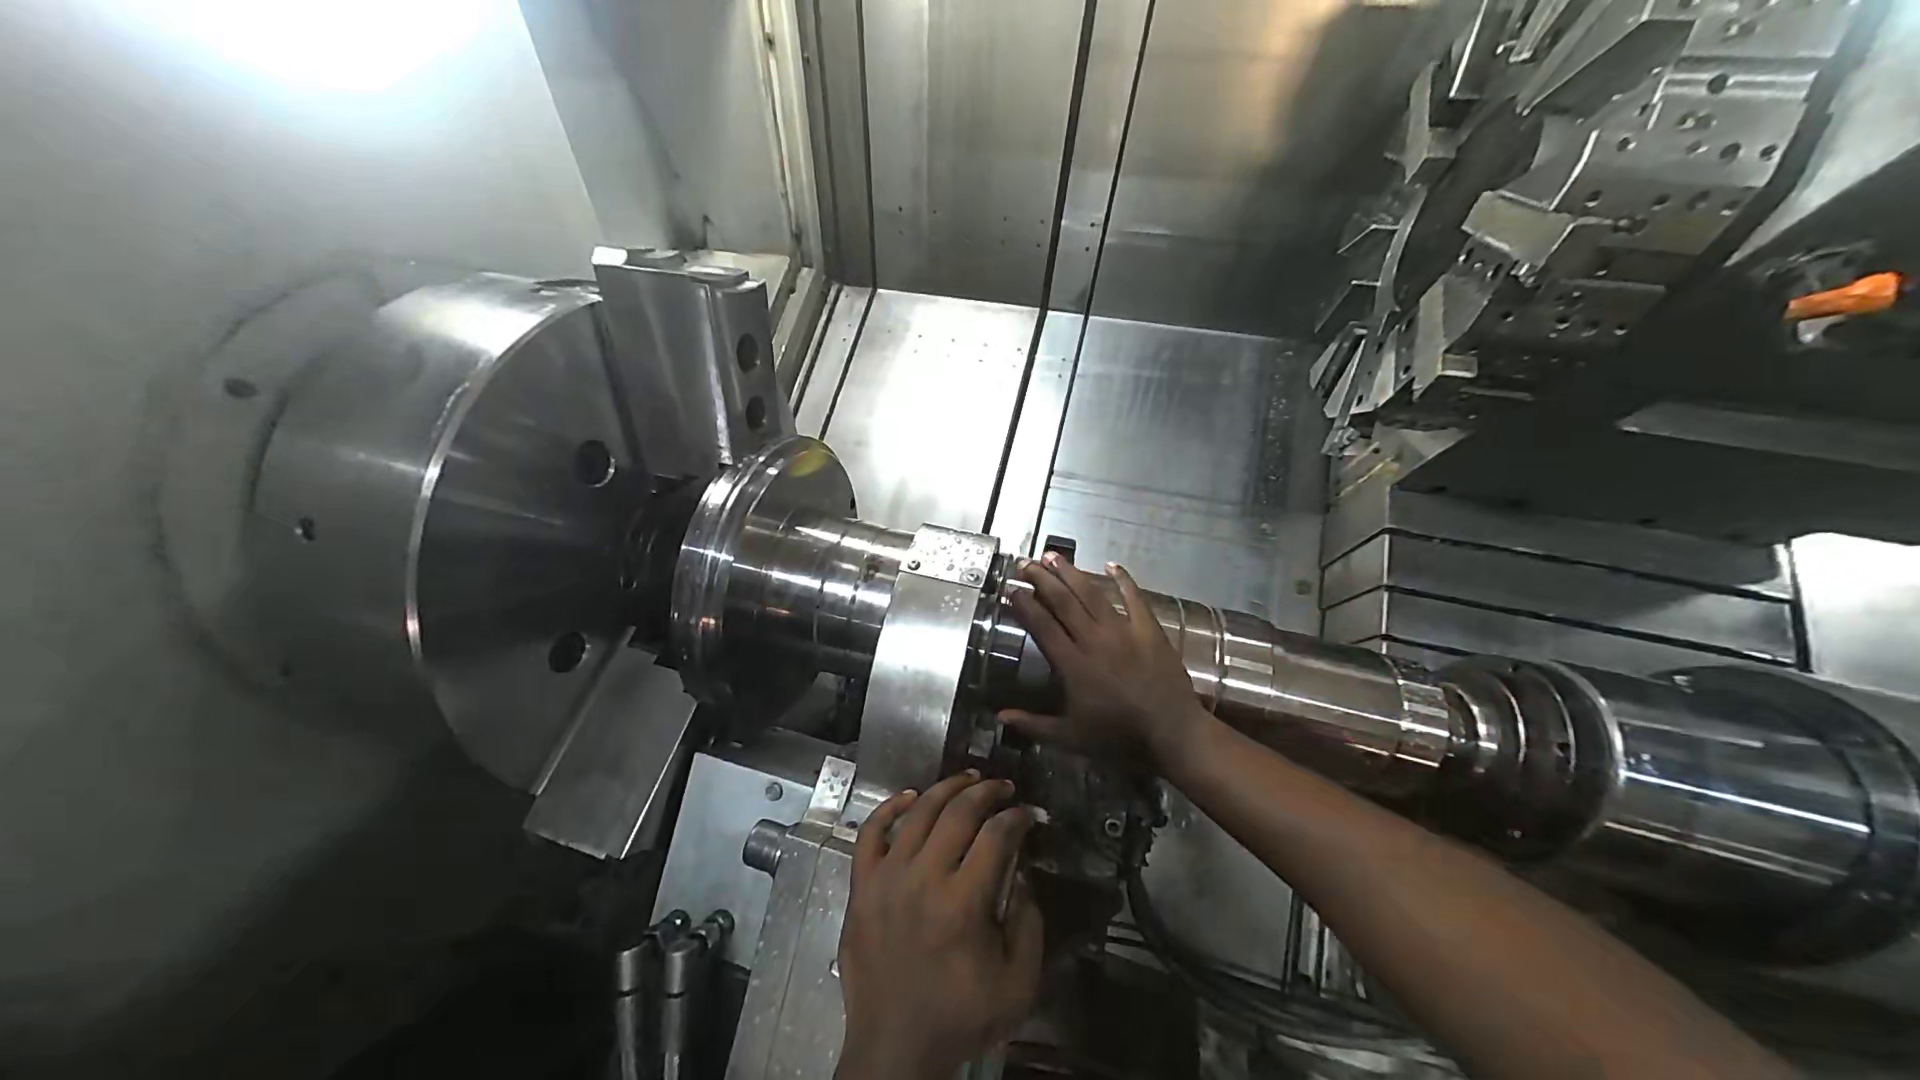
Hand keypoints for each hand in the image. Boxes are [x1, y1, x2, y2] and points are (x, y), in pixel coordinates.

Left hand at [836, 772, 1042, 1079]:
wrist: (894, 1047)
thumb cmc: (959, 1016)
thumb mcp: (1017, 984)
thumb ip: (1030, 924)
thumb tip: (1022, 874)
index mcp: (963, 903)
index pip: (996, 836)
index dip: (1017, 817)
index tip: (1028, 814)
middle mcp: (923, 879)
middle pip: (957, 813)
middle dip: (987, 792)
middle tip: (1003, 786)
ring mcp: (886, 879)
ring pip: (917, 813)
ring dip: (945, 788)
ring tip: (967, 779)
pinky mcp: (861, 886)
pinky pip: (870, 832)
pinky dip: (889, 807)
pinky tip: (910, 796)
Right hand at [1000, 553, 1206, 769]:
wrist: (1171, 732)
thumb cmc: (1118, 736)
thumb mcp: (1070, 737)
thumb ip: (1033, 725)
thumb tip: (1000, 716)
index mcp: (1072, 664)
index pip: (1043, 626)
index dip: (1025, 605)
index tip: (1012, 590)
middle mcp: (1094, 640)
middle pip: (1063, 602)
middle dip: (1042, 579)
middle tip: (1025, 563)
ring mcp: (1123, 632)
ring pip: (1092, 594)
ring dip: (1071, 573)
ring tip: (1054, 557)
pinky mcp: (1149, 630)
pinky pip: (1134, 598)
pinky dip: (1123, 580)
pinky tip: (1111, 565)